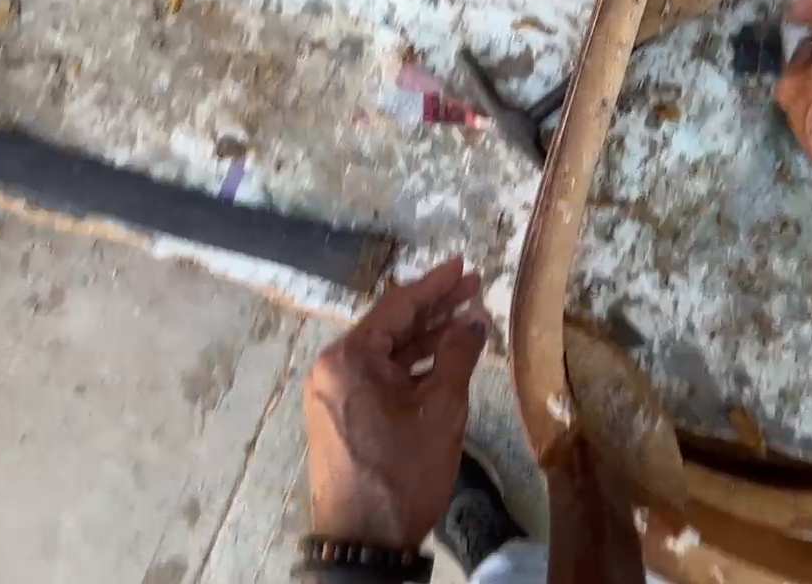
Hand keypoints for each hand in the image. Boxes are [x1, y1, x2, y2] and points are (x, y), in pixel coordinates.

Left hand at [305, 257, 490, 547]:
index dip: (436, 285)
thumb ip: (459, 353)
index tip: (463, 265)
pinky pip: (382, 374)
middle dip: (436, 307)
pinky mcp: (344, 414)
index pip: (399, 305)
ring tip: (468, 317)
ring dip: (429, 335)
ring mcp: (336, 392)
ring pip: (389, 350)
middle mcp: (335, 368)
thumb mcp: (441, 407)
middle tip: (473, 286)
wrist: (364, 544)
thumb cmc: (402, 470)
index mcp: (348, 358)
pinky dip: (414, 363)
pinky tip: (446, 355)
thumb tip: (476, 317)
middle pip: (393, 325)